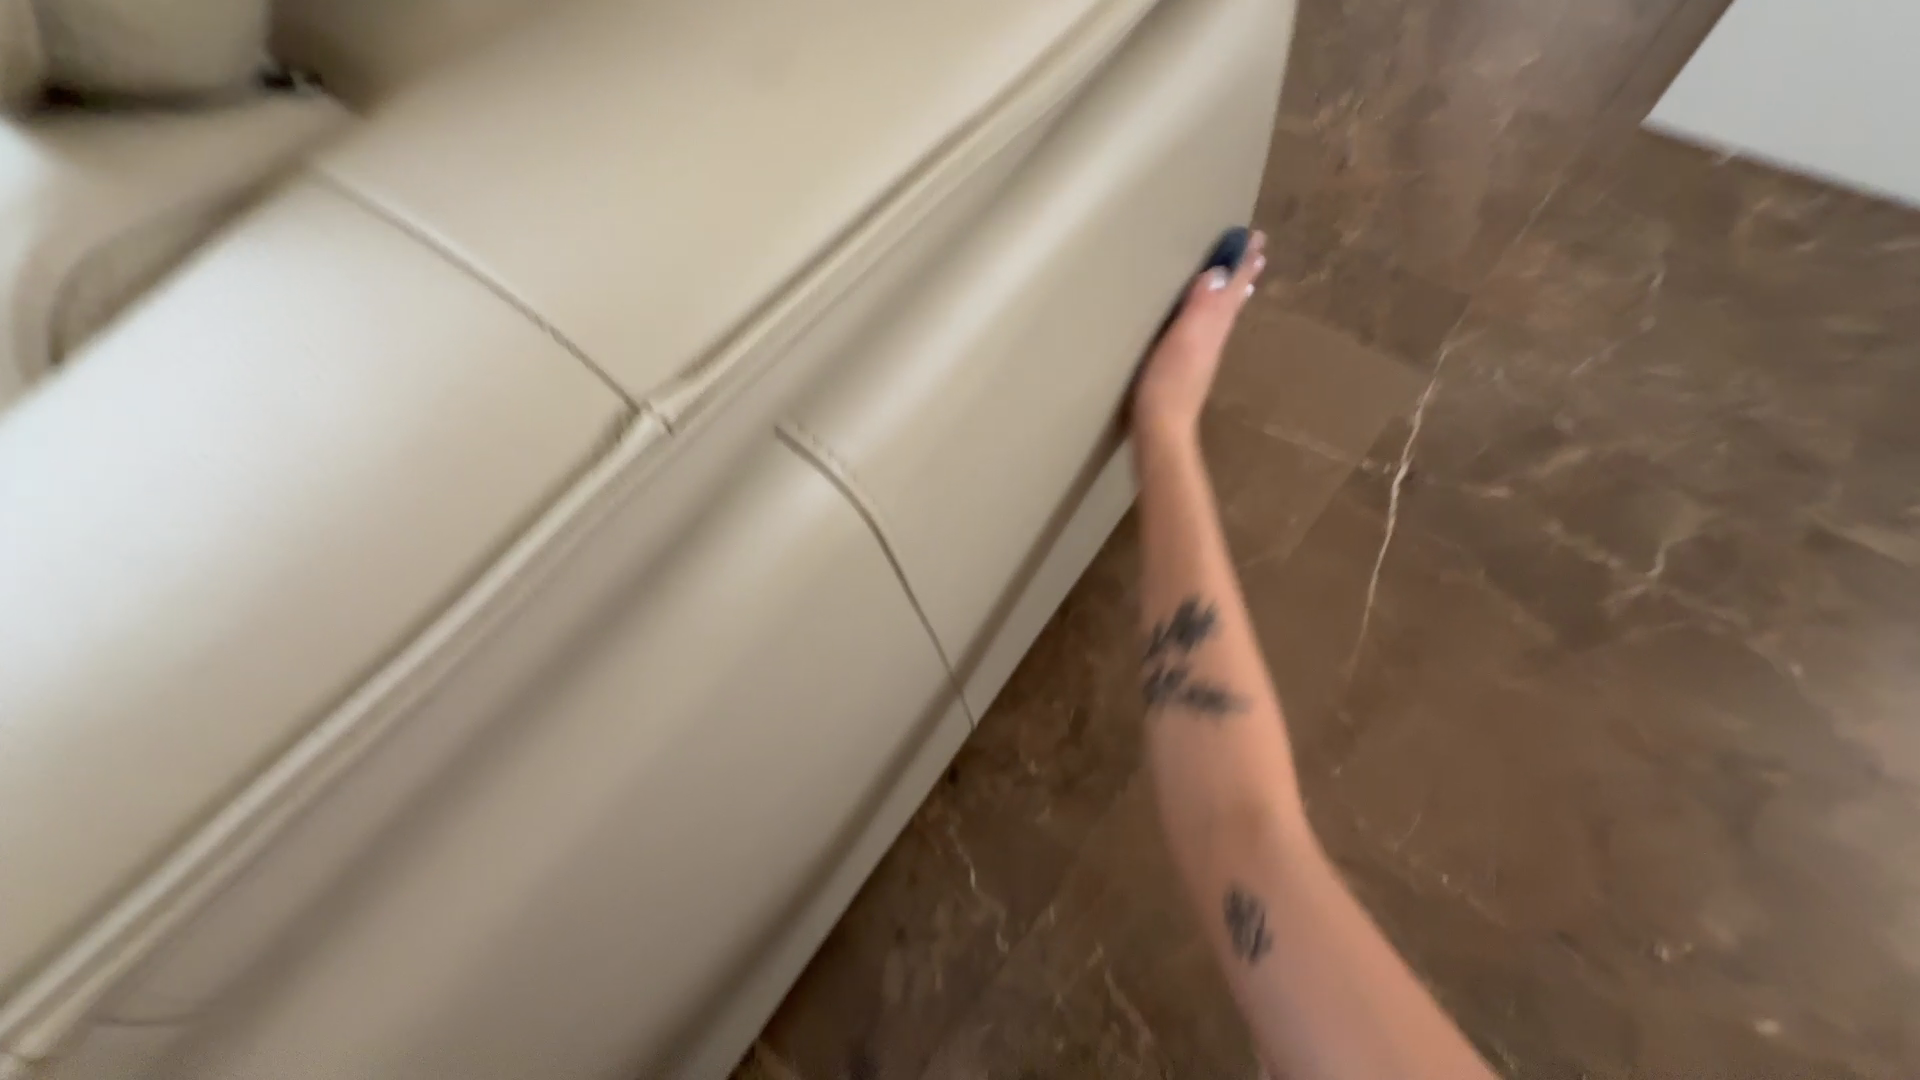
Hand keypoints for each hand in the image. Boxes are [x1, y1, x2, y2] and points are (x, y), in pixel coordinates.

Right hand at [1132, 230, 1265, 440]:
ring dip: (1233, 294)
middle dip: (1243, 275)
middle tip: (1256, 251)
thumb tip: (1219, 272)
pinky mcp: (1189, 369)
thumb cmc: (1168, 385)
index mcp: (1214, 327)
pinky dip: (1215, 317)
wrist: (1162, 430)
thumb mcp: (1183, 341)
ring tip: (1241, 280)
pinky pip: (1210, 331)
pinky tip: (1208, 322)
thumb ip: (1201, 308)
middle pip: (1234, 300)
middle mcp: (1215, 339)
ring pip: (1225, 316)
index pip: (1233, 288)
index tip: (1255, 237)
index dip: (1243, 263)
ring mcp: (1203, 356)